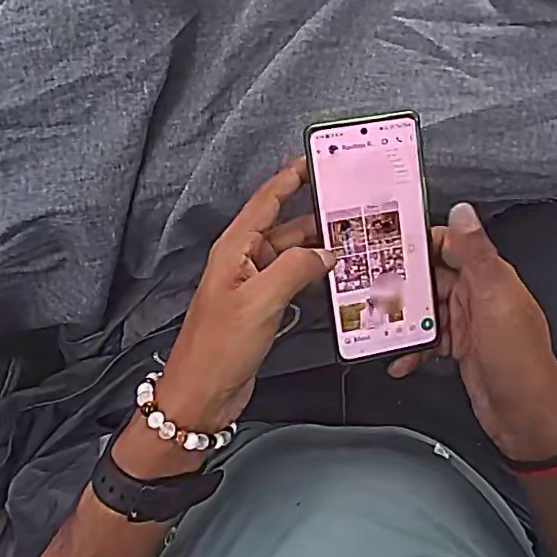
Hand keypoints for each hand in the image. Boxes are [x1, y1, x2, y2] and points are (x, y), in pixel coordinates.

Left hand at [113, 160, 333, 477]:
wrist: (201, 394)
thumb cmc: (218, 347)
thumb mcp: (258, 301)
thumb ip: (295, 268)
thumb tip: (326, 251)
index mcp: (235, 249)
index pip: (266, 200)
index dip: (290, 178)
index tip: (316, 162)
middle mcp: (244, 261)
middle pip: (285, 227)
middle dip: (318, 218)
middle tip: (354, 211)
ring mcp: (254, 284)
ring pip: (293, 255)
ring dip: (319, 249)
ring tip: (355, 243)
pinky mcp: (262, 306)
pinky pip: (293, 280)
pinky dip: (314, 275)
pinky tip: (336, 277)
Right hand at [388, 202, 556, 461]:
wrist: (525, 419)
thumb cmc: (519, 362)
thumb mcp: (494, 301)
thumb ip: (476, 254)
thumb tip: (463, 212)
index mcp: (490, 277)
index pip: (451, 245)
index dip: (420, 242)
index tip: (389, 243)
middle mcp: (479, 296)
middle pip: (432, 278)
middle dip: (403, 283)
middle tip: (373, 286)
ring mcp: (469, 323)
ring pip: (427, 309)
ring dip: (404, 318)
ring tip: (381, 323)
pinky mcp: (461, 347)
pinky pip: (429, 338)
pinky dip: (413, 347)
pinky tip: (402, 357)